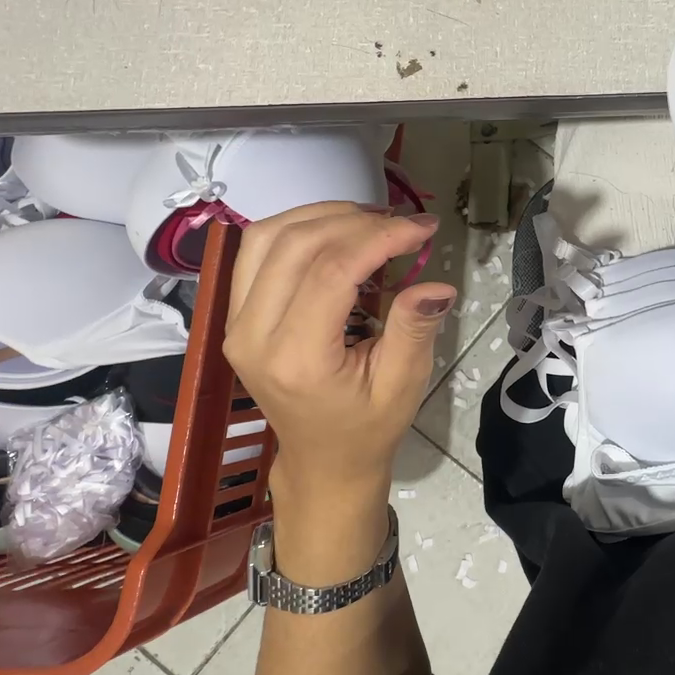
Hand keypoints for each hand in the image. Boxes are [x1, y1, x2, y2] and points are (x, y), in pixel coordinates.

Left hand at [224, 203, 455, 504]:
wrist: (323, 459)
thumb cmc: (369, 425)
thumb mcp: (404, 383)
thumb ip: (415, 329)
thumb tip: (438, 285)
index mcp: (297, 357)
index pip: (333, 271)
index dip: (381, 238)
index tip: (425, 228)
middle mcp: (252, 335)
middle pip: (296, 245)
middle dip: (357, 221)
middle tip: (406, 223)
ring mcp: (235, 322)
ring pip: (266, 238)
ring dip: (323, 216)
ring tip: (374, 221)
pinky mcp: (236, 314)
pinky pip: (255, 251)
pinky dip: (297, 226)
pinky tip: (338, 230)